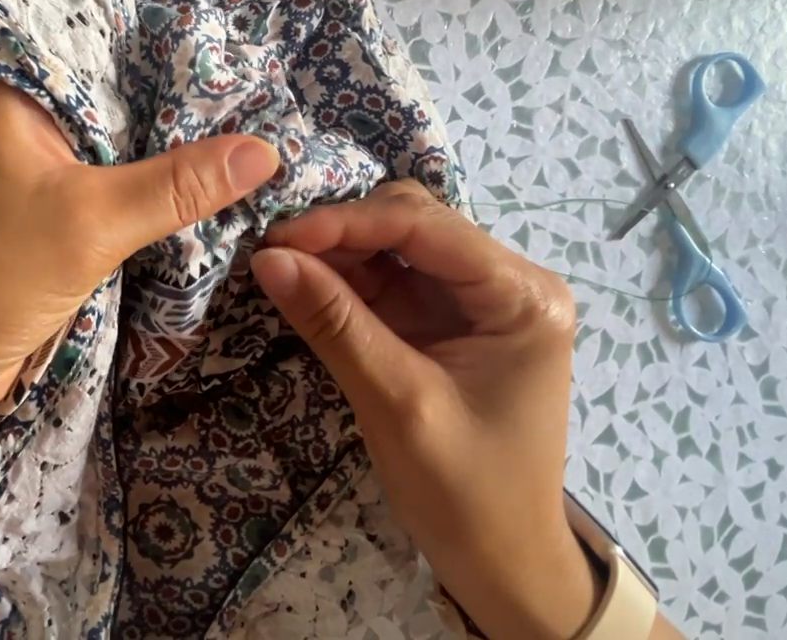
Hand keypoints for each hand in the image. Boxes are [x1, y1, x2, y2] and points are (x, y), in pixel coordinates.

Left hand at [0, 72, 279, 438]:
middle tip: (254, 83)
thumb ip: (178, 184)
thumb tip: (266, 150)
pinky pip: (108, 174)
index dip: (162, 36)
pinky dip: (147, 178)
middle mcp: (21, 112)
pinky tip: (202, 174)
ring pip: (114, 135)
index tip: (230, 37)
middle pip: (112, 89)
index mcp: (12, 89)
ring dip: (165, 140)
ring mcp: (34, 159)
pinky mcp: (46, 201)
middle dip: (174, 93)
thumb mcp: (92, 222)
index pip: (96, 38)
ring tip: (245, 120)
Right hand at [252, 180, 595, 639]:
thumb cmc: (467, 493)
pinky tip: (309, 285)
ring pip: (395, 242)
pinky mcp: (445, 316)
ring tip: (284, 268)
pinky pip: (389, 275)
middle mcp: (505, 281)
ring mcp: (475, 297)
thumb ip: (334, 323)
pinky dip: (346, 276)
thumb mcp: (397, 404)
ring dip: (339, 250)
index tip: (277, 237)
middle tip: (277, 254)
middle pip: (412, 221)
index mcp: (520, 295)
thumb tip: (266, 257)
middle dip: (342, 231)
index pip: (424, 227)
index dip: (347, 222)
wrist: (502, 564)